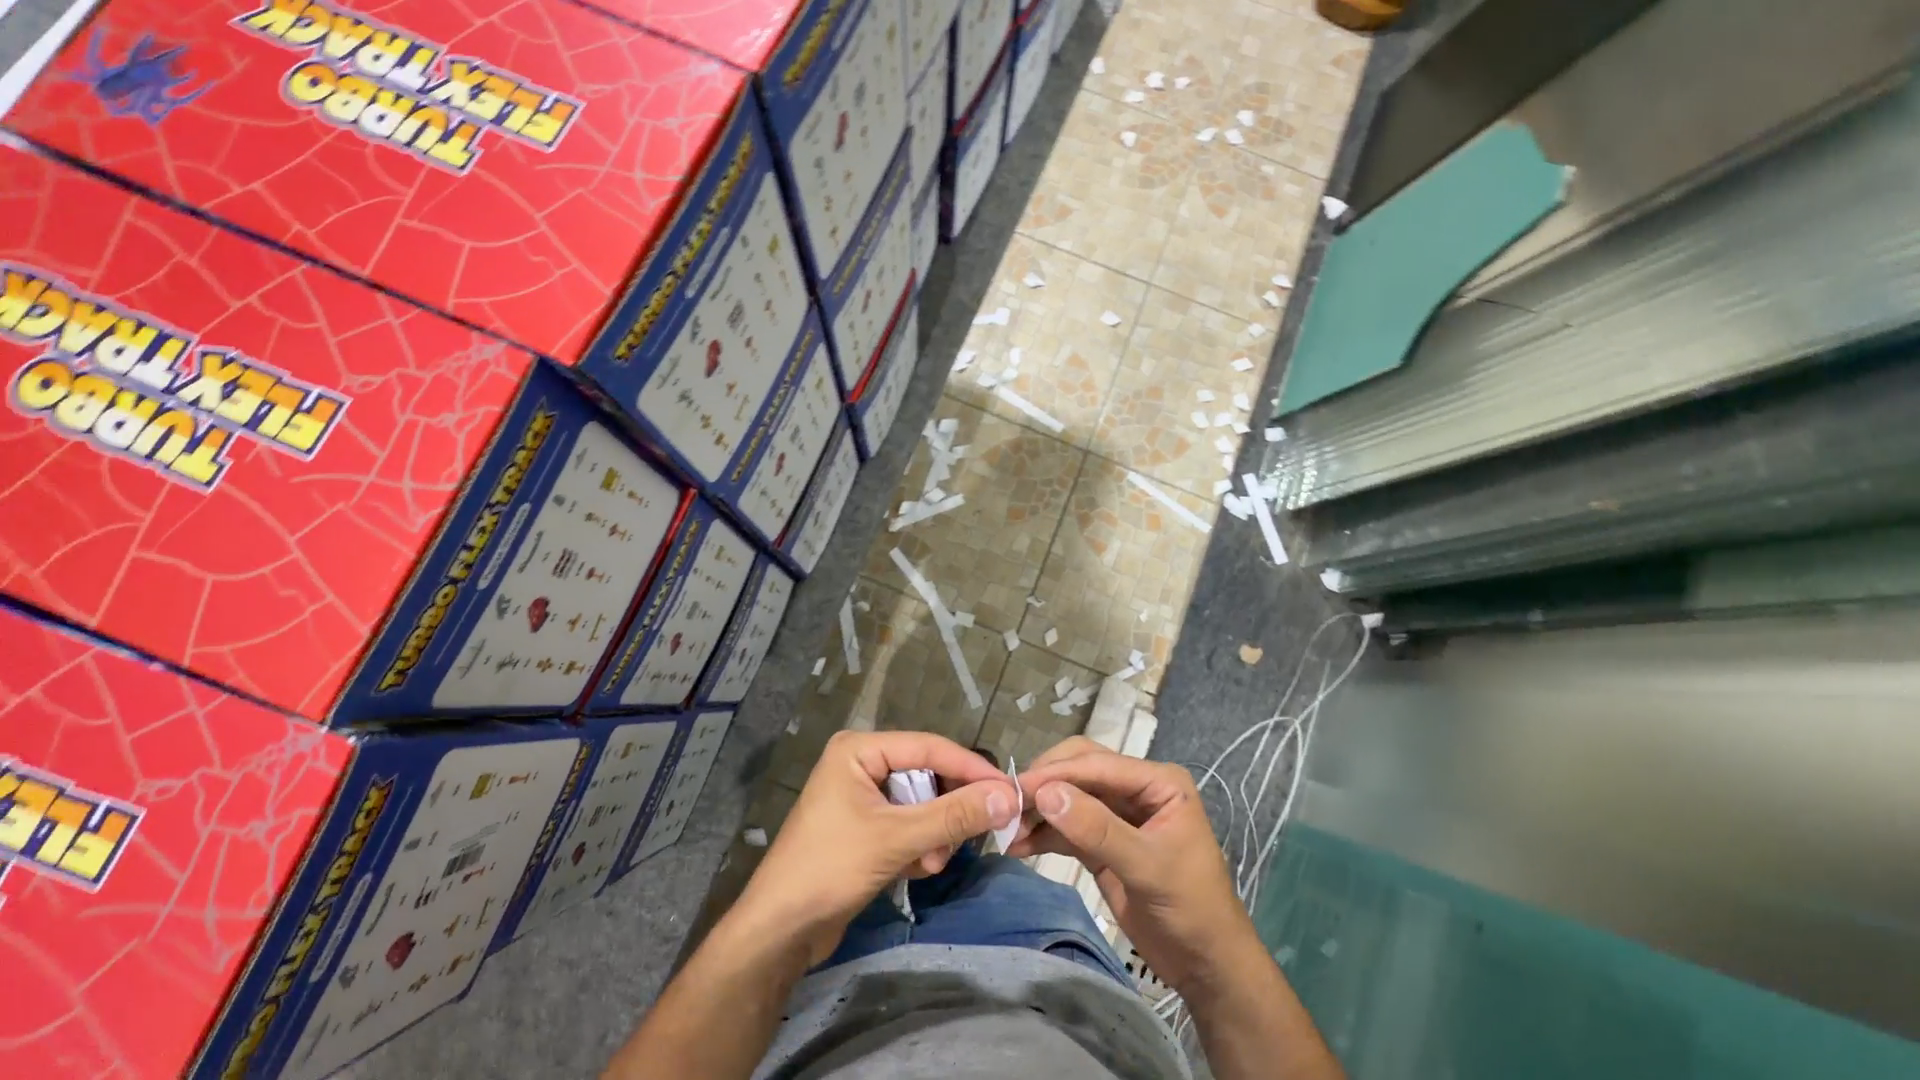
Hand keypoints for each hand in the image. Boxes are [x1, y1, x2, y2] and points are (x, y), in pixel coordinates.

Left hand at [734, 730, 1017, 965]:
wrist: (781, 929)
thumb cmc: (831, 869)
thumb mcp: (898, 839)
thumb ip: (954, 815)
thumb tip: (1010, 796)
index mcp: (859, 750)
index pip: (930, 747)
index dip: (972, 769)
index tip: (1011, 793)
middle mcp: (861, 764)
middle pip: (929, 775)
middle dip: (948, 811)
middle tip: (969, 838)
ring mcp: (862, 797)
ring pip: (923, 804)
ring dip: (935, 834)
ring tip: (932, 863)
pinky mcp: (865, 828)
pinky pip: (909, 825)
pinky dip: (920, 846)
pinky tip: (916, 870)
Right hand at [1008, 737, 1260, 997]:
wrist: (1206, 963)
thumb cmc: (1191, 908)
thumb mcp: (1147, 867)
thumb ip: (1098, 829)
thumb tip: (1046, 794)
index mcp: (1158, 782)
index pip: (1098, 764)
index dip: (1055, 773)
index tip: (1013, 788)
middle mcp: (1137, 789)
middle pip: (1079, 770)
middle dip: (1044, 785)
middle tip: (1006, 805)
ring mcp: (1118, 816)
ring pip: (1069, 797)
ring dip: (1039, 811)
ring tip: (1006, 830)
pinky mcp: (1103, 843)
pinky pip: (1067, 828)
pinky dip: (1043, 834)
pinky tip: (1018, 846)